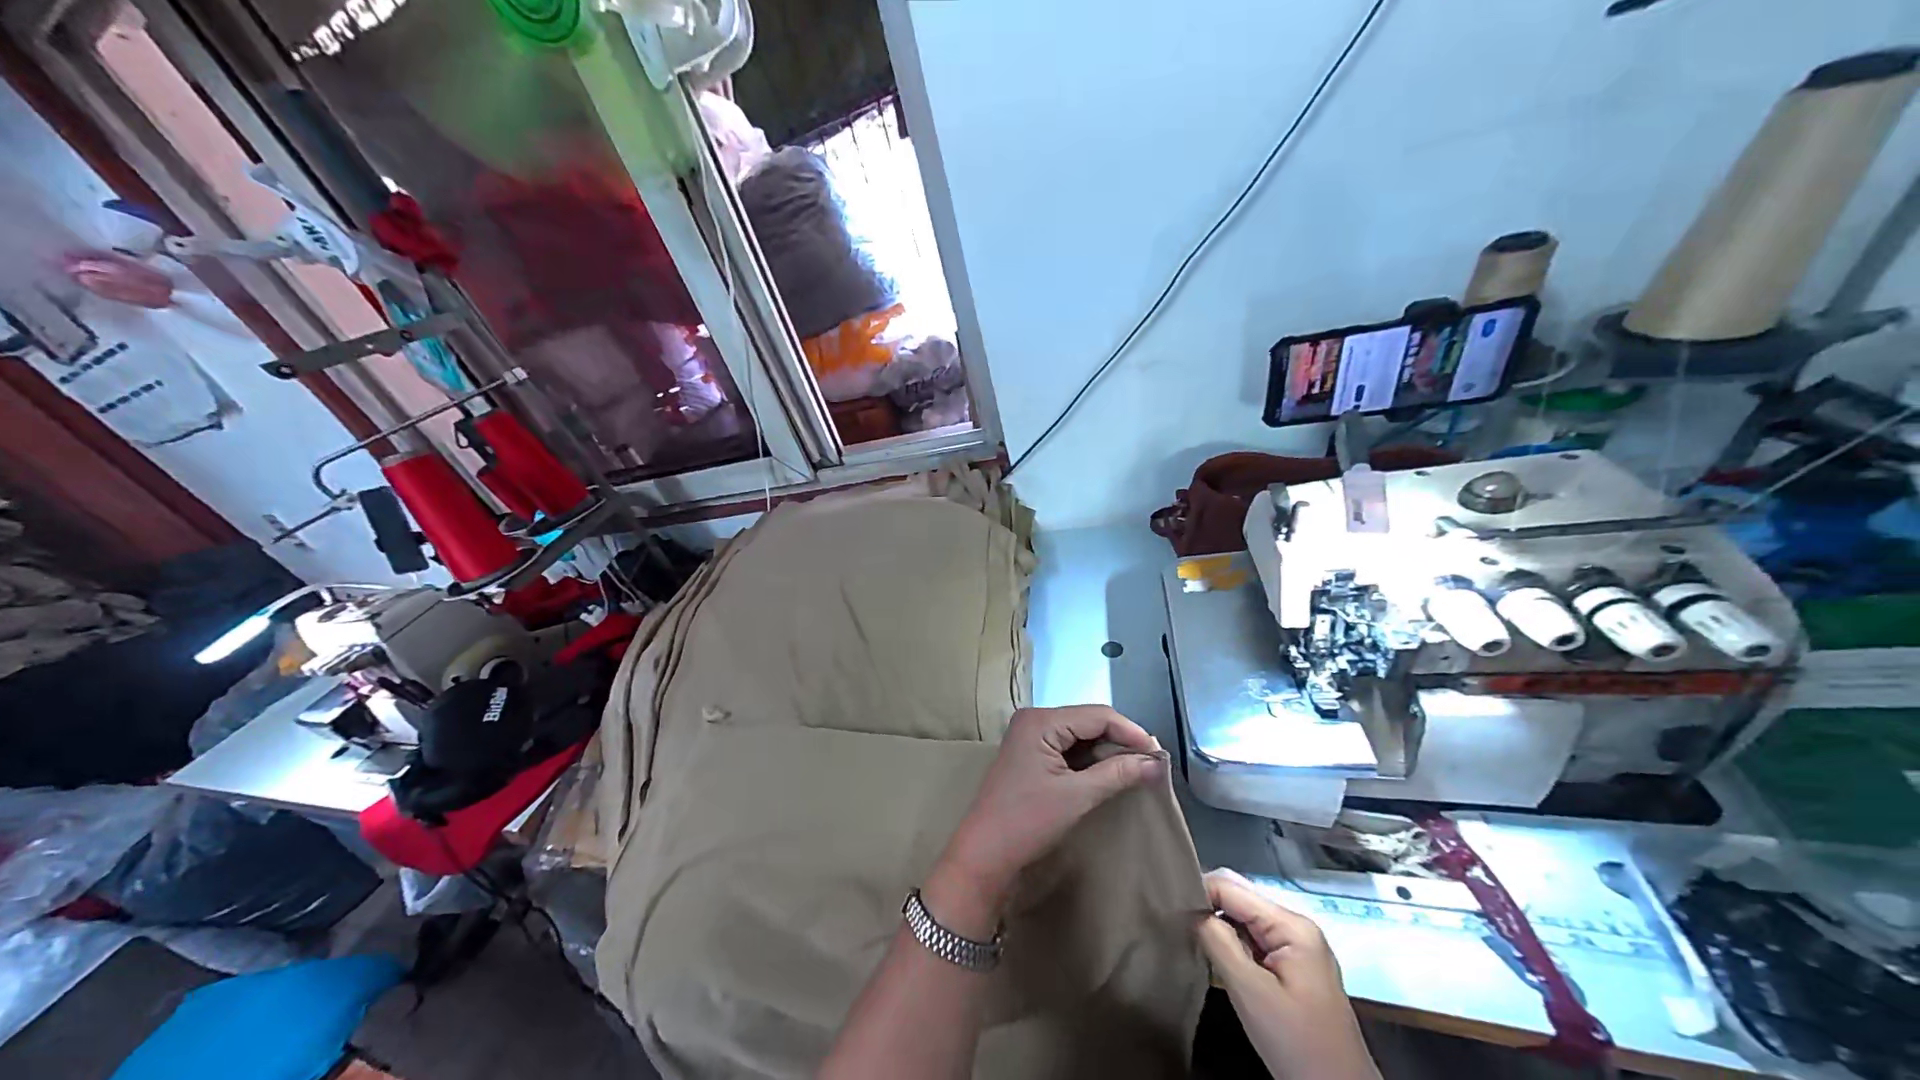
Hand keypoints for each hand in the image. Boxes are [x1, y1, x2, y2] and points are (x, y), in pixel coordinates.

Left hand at [924, 706, 1166, 936]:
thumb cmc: (1028, 821)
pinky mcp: (1030, 754)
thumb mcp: (1077, 796)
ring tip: (1136, 769)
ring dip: (1106, 750)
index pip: (1097, 715)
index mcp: (1041, 721)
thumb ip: (1118, 773)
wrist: (984, 854)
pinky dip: (1089, 759)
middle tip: (1151, 764)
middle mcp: (1034, 719)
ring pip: (1080, 734)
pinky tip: (1109, 773)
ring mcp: (1029, 736)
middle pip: (1088, 721)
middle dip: (1120, 740)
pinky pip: (1068, 747)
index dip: (1131, 732)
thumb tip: (1156, 762)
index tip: (1159, 755)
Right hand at [1196, 868, 1379, 1079]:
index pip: (1232, 887)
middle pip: (1239, 899)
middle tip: (1178, 929)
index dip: (1199, 894)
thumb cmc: (1298, 1044)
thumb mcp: (1251, 992)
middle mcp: (1296, 927)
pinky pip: (1253, 942)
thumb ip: (1220, 943)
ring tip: (1192, 943)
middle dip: (1207, 910)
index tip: (1172, 913)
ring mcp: (1296, 948)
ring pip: (1243, 921)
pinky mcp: (1292, 968)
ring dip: (1218, 929)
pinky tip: (1215, 961)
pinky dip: (1232, 947)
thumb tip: (1194, 911)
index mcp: (1291, 926)